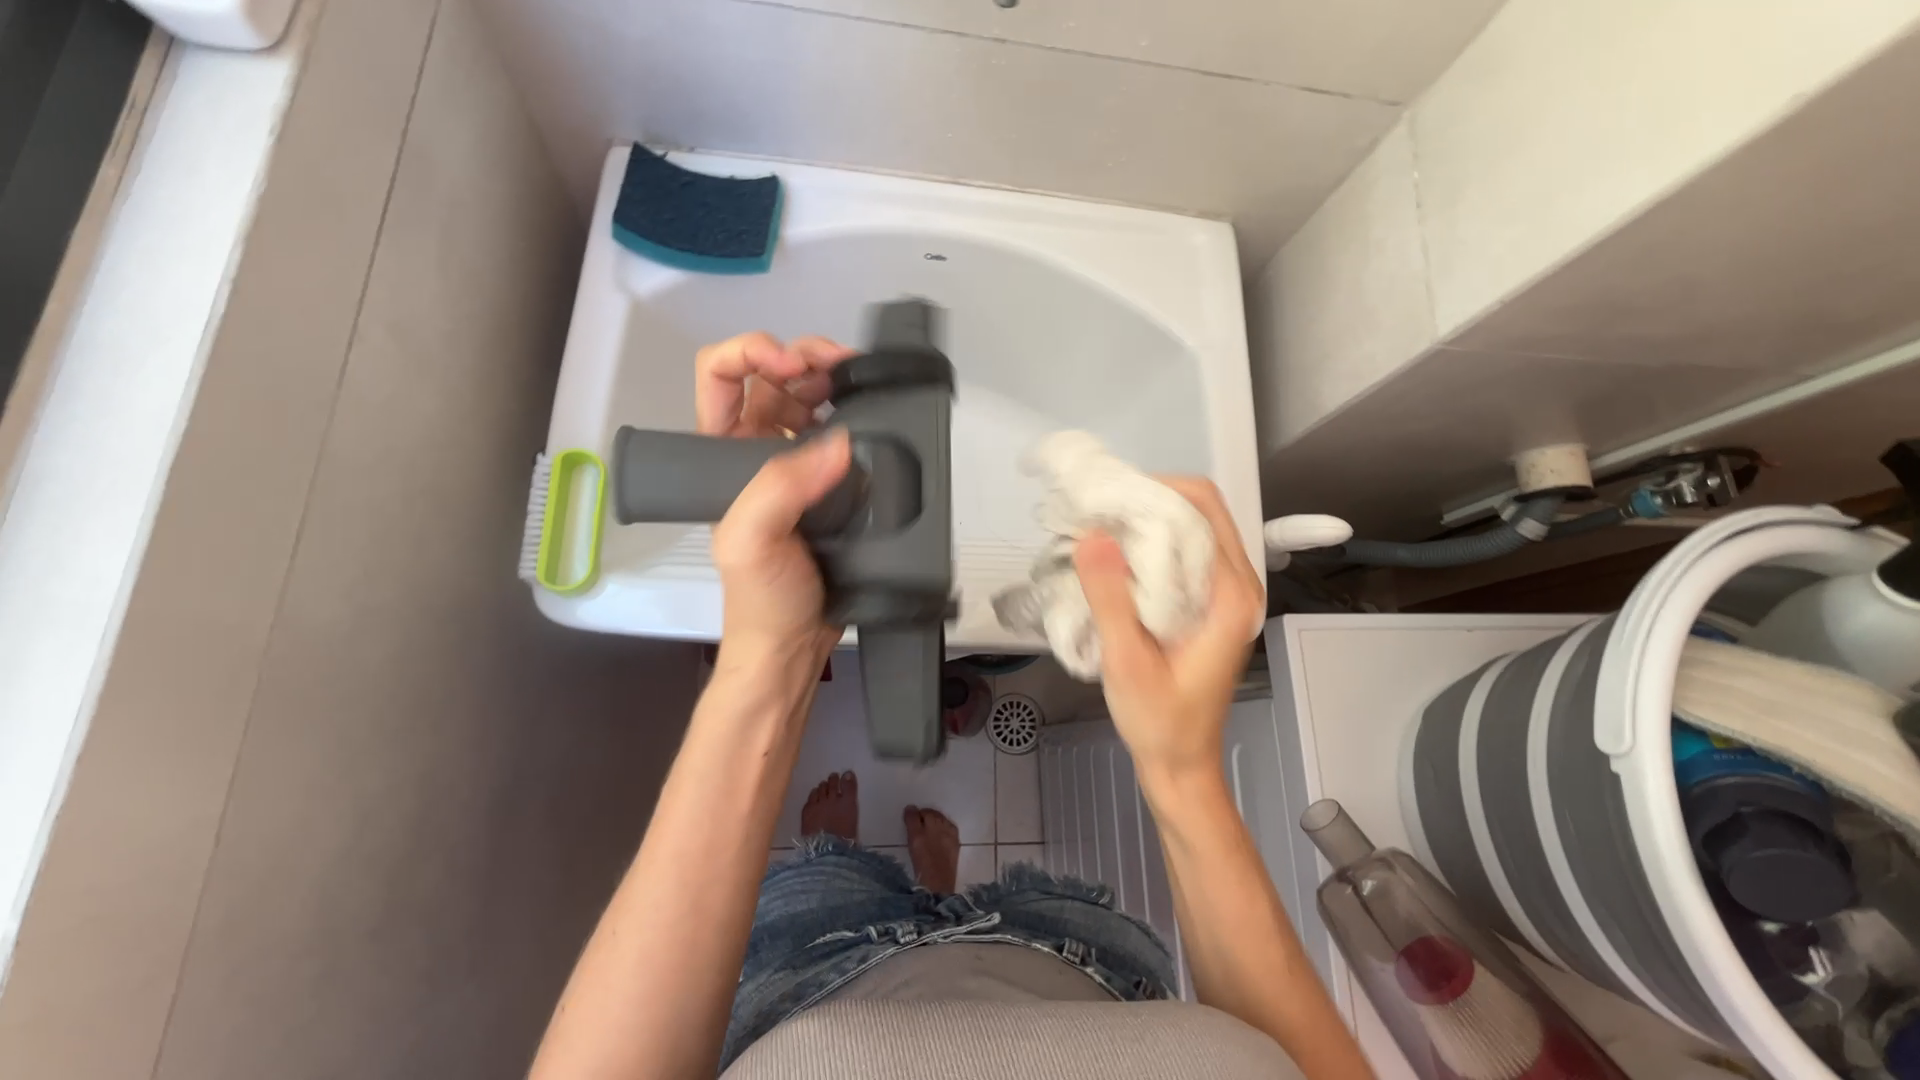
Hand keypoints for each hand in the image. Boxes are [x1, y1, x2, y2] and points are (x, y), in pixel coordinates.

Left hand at [697, 333, 856, 661]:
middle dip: (803, 355)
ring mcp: (794, 463)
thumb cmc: (760, 597)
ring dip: (833, 376)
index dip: (750, 353)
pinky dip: (857, 410)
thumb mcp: (750, 540)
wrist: (795, 643)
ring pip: (809, 396)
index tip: (791, 366)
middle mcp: (754, 448)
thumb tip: (839, 443)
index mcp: (721, 451)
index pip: (720, 374)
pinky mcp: (831, 482)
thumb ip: (781, 488)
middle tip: (839, 364)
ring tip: (861, 377)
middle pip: (772, 375)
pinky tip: (876, 409)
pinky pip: (842, 430)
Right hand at [1073, 477, 1264, 784]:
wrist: (1180, 764)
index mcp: (1230, 594)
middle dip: (1143, 501)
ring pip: (1187, 528)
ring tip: (1097, 533)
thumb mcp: (1128, 662)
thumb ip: (1111, 598)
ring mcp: (1225, 593)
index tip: (1104, 501)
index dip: (1151, 489)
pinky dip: (1147, 545)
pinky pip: (1180, 553)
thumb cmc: (1160, 722)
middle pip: (1196, 509)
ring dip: (1143, 523)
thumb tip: (1093, 535)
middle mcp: (1237, 585)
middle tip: (1094, 514)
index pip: (1201, 506)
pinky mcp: (1208, 604)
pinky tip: (1112, 560)